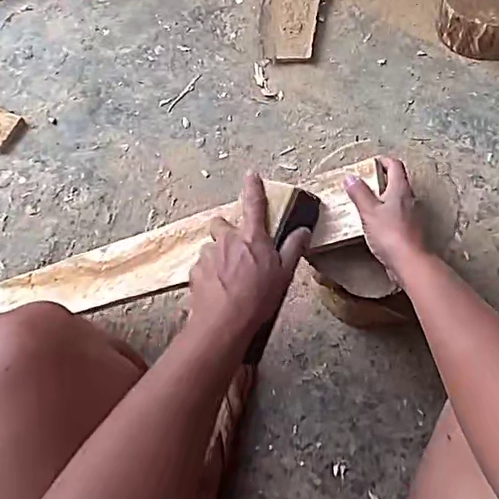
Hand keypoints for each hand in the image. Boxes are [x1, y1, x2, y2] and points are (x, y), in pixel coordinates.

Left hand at [187, 171, 310, 340]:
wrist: (224, 323)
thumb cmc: (257, 298)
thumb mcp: (284, 274)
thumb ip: (293, 248)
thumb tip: (303, 230)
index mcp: (252, 237)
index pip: (254, 204)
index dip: (253, 187)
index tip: (251, 175)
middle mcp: (227, 240)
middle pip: (221, 224)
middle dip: (227, 231)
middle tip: (239, 248)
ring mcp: (209, 256)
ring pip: (212, 247)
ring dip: (219, 256)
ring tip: (230, 277)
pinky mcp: (195, 272)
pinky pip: (203, 267)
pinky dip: (210, 274)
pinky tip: (219, 289)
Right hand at [344, 156, 426, 272]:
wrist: (409, 261)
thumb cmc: (391, 234)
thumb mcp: (369, 211)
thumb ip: (359, 193)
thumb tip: (350, 177)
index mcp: (400, 189)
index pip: (395, 165)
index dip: (383, 161)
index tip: (370, 163)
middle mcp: (409, 198)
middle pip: (397, 180)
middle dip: (382, 178)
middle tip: (365, 181)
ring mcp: (411, 214)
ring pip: (398, 198)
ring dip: (384, 196)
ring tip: (367, 201)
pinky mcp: (409, 229)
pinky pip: (397, 214)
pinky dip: (386, 212)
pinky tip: (376, 222)